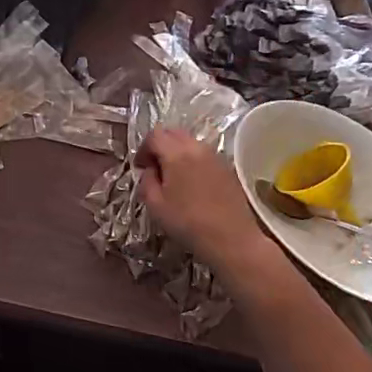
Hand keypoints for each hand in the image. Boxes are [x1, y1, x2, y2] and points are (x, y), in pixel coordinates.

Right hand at [136, 127, 263, 258]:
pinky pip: (203, 154)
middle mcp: (197, 148)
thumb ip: (146, 181)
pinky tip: (191, 183)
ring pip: (190, 142)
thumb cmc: (187, 223)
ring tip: (172, 176)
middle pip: (173, 133)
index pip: (154, 135)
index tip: (140, 167)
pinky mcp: (227, 168)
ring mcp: (215, 157)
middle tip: (154, 167)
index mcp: (176, 154)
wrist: (231, 239)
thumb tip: (150, 170)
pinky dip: (192, 160)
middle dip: (159, 145)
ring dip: (176, 152)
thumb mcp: (155, 205)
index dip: (143, 148)